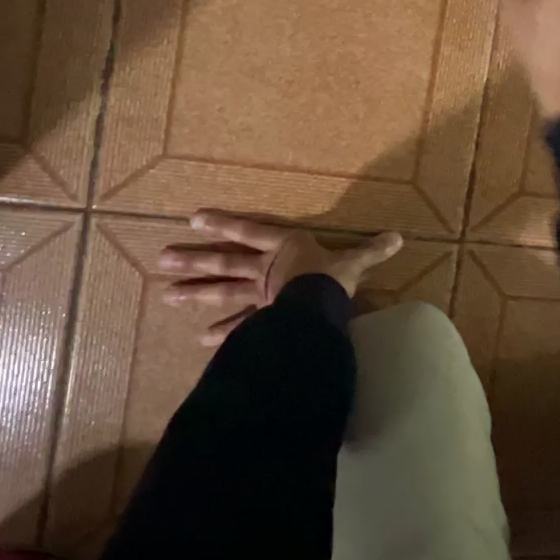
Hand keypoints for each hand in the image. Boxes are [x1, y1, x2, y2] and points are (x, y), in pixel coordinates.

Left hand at [158, 210, 403, 345]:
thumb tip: (398, 238)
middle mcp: (265, 268)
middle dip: (194, 260)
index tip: (193, 219)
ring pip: (222, 291)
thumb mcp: (354, 259)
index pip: (249, 230)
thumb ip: (371, 250)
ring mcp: (260, 294)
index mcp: (285, 246)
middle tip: (162, 259)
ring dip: (194, 293)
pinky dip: (222, 332)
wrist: (322, 305)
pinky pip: (240, 325)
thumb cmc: (334, 276)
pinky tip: (200, 340)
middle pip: (225, 262)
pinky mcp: (264, 318)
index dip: (223, 224)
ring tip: (167, 296)